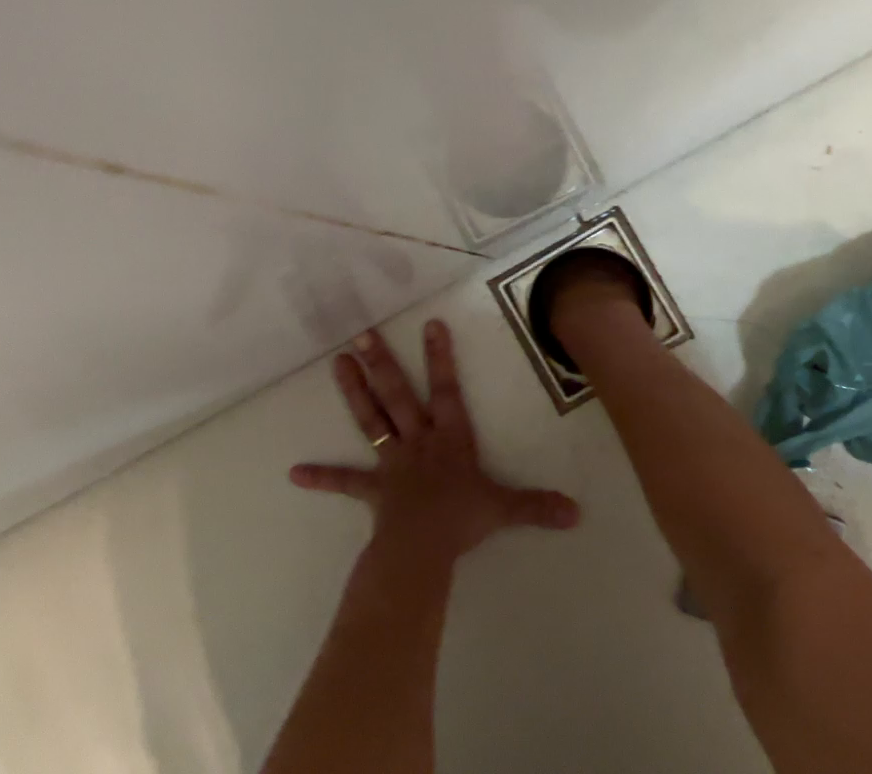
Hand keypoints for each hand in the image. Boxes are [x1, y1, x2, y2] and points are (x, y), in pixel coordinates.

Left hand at [290, 319, 580, 563]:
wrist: (423, 548)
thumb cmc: (463, 520)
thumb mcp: (506, 509)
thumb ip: (538, 506)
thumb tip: (577, 512)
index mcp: (450, 439)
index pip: (447, 390)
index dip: (440, 358)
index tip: (429, 324)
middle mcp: (419, 442)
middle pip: (399, 395)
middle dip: (383, 363)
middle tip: (363, 333)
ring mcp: (392, 463)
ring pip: (372, 421)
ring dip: (355, 393)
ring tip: (338, 363)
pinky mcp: (373, 489)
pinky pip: (346, 481)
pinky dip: (322, 477)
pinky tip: (294, 472)